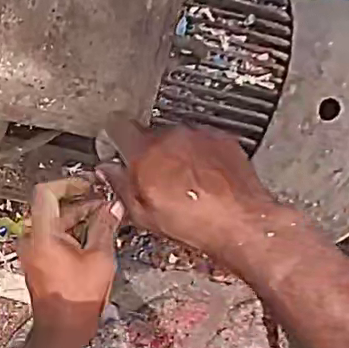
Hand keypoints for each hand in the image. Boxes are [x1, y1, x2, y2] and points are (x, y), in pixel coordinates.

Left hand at [20, 177, 121, 347]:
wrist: (62, 329)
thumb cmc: (76, 300)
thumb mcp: (100, 258)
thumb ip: (105, 226)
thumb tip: (113, 208)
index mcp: (42, 234)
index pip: (46, 192)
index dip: (69, 183)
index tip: (88, 185)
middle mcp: (31, 239)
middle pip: (51, 206)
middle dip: (79, 201)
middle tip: (102, 201)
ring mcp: (32, 250)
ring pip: (53, 221)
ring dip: (77, 216)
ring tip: (103, 219)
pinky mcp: (37, 259)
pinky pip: (51, 235)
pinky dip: (70, 231)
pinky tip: (92, 236)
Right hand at [96, 118, 286, 263]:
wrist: (240, 221)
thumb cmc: (193, 221)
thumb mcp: (142, 213)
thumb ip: (119, 186)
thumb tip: (108, 171)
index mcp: (144, 150)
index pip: (117, 126)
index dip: (113, 139)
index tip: (115, 150)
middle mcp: (171, 136)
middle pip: (149, 136)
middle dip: (148, 155)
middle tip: (153, 182)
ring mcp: (198, 135)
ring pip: (176, 139)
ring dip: (174, 156)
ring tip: (182, 185)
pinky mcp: (221, 139)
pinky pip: (201, 142)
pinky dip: (198, 157)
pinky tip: (201, 181)